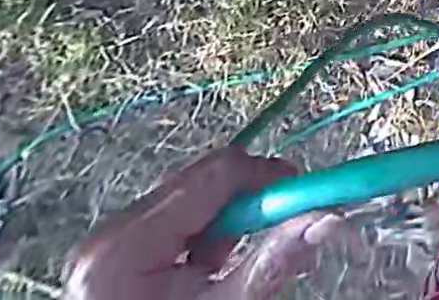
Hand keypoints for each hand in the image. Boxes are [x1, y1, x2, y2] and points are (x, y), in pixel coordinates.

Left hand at [62, 147, 344, 299]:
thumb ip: (270, 264)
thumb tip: (328, 217)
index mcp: (127, 245)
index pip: (220, 172)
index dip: (270, 176)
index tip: (306, 198)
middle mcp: (112, 231)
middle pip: (208, 178)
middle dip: (249, 201)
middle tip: (275, 233)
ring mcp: (110, 239)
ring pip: (197, 192)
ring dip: (229, 217)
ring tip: (228, 263)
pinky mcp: (116, 248)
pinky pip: (178, 212)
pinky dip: (206, 229)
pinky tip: (206, 265)